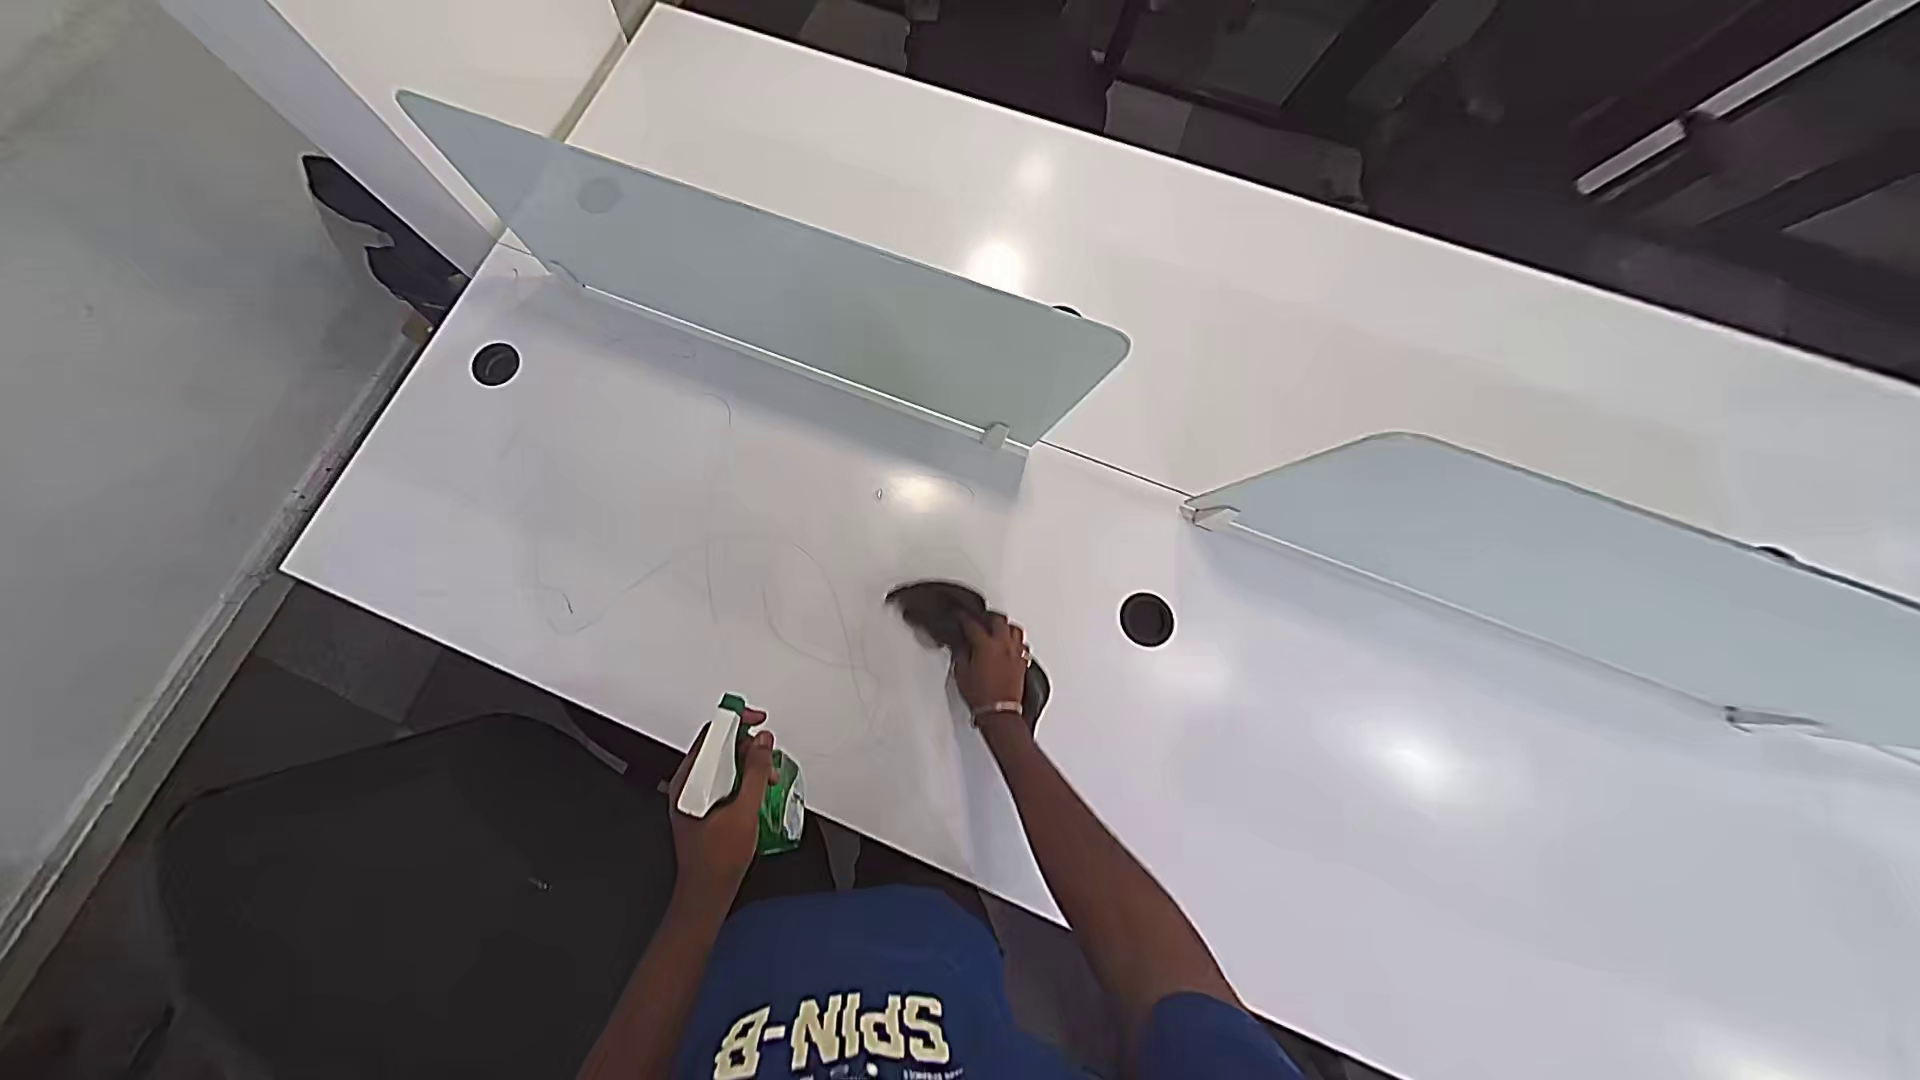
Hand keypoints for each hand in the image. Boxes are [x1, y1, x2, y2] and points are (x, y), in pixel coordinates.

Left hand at [667, 708, 774, 901]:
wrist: (707, 894)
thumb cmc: (717, 860)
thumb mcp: (744, 811)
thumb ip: (754, 772)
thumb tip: (761, 741)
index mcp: (689, 781)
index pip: (712, 734)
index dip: (736, 721)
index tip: (757, 719)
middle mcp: (689, 784)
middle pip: (720, 746)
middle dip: (749, 747)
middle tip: (768, 758)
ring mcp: (696, 794)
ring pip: (725, 761)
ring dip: (750, 763)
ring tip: (766, 780)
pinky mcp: (706, 803)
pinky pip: (726, 776)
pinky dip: (745, 776)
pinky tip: (759, 790)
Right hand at [955, 613, 1028, 714]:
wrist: (999, 712)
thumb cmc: (982, 695)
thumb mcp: (962, 672)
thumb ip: (961, 653)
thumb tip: (961, 646)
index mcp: (986, 645)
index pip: (973, 624)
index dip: (964, 617)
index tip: (960, 615)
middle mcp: (1003, 645)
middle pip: (998, 620)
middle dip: (987, 617)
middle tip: (980, 619)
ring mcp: (1015, 653)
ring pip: (1014, 629)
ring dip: (1005, 626)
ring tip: (997, 627)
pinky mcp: (1023, 662)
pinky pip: (1022, 644)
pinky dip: (1015, 641)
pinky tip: (1010, 644)